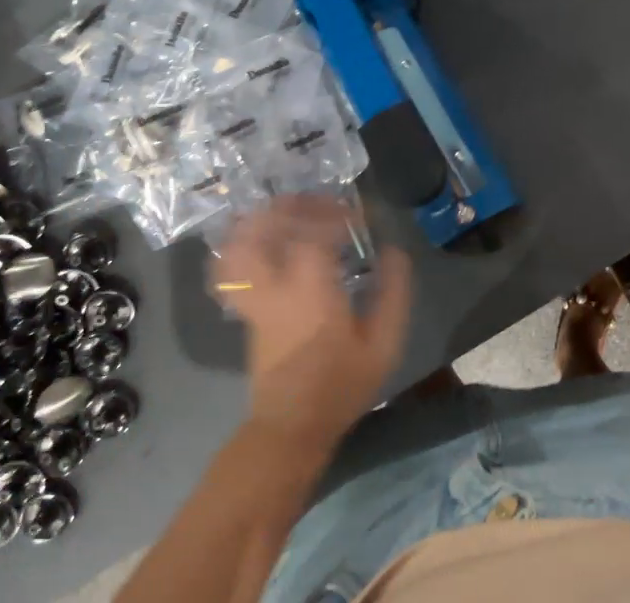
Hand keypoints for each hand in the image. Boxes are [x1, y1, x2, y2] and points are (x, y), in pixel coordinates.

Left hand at [211, 195, 412, 446]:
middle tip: (319, 202)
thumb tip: (394, 252)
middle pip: (263, 230)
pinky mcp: (246, 311)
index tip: (361, 217)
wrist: (291, 426)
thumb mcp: (384, 344)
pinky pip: (235, 266)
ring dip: (261, 221)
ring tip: (290, 212)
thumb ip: (393, 294)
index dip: (337, 215)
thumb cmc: (342, 385)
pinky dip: (247, 243)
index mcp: (312, 294)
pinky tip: (270, 240)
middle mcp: (275, 290)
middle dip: (289, 207)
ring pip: (239, 246)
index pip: (315, 235)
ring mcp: (254, 300)